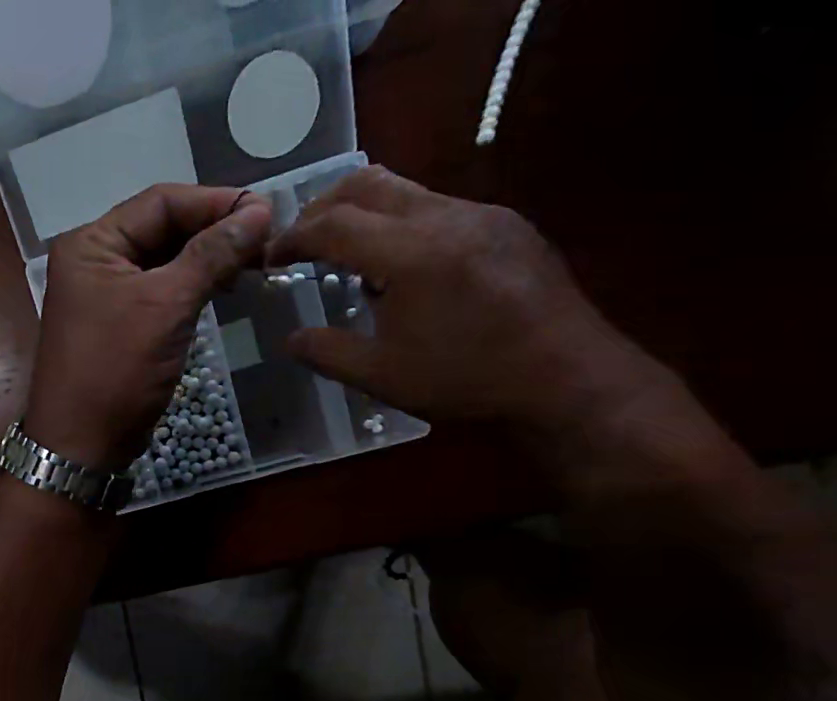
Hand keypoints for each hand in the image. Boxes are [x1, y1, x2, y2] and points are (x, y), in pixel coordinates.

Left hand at [24, 185, 272, 470]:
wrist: (81, 445)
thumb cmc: (116, 370)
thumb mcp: (166, 306)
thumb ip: (212, 254)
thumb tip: (260, 210)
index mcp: (90, 243)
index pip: (160, 202)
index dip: (215, 202)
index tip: (267, 211)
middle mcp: (93, 261)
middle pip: (162, 228)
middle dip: (214, 230)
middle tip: (267, 240)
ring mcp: (104, 294)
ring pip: (165, 260)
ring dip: (208, 258)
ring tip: (254, 263)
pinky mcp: (119, 324)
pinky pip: (161, 291)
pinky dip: (193, 286)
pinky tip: (225, 288)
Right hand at [266, 166, 670, 436]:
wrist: (567, 378)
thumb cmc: (466, 381)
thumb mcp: (381, 376)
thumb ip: (327, 352)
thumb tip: (290, 339)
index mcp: (411, 254)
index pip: (333, 224)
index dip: (292, 238)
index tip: (269, 260)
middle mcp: (446, 217)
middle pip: (367, 184)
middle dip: (321, 208)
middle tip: (299, 242)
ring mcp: (481, 214)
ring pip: (405, 190)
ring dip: (362, 214)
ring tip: (345, 257)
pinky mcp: (505, 225)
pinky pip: (437, 208)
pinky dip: (400, 226)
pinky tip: (400, 270)